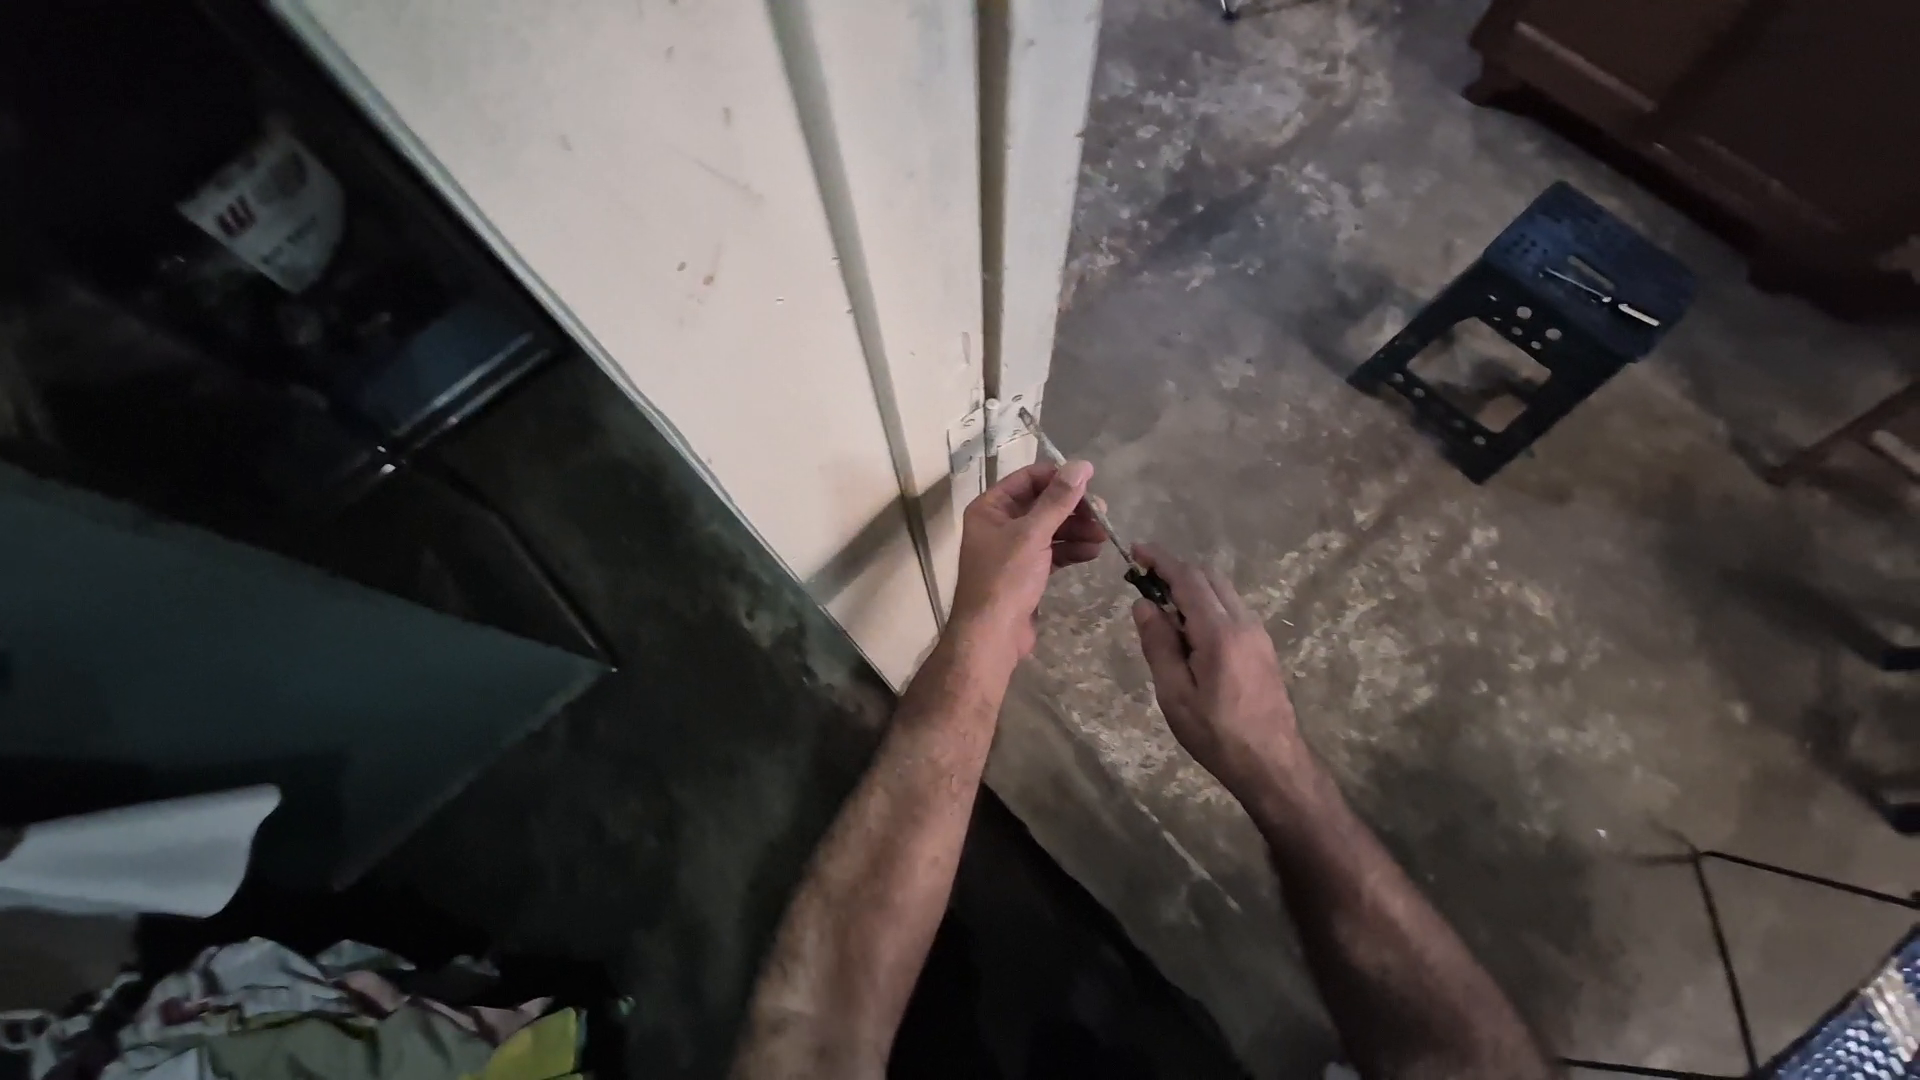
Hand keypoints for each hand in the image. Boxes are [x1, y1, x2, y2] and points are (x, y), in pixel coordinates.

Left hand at [949, 461, 1103, 657]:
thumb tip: (1082, 465)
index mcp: (990, 508)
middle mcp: (999, 524)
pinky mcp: (1026, 572)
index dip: (1058, 477)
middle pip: (1042, 505)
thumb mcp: (1032, 534)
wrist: (992, 635)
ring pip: (1050, 529)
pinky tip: (1092, 552)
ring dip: (1077, 530)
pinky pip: (1052, 552)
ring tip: (1102, 536)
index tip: (1090, 480)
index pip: (1028, 479)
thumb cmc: (1005, 579)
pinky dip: (1071, 550)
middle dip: (1073, 508)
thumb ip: (1058, 500)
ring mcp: (1013, 550)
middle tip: (1102, 514)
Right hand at [1129, 543, 1306, 800]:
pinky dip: (1205, 603)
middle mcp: (1243, 622)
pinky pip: (1230, 608)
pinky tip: (1188, 630)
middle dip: (1175, 570)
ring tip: (1161, 608)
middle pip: (1208, 577)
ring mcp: (1258, 633)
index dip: (1161, 560)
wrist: (1273, 764)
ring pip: (1222, 591)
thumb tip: (1144, 605)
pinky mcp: (1262, 646)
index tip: (1135, 550)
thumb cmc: (1217, 734)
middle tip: (1142, 581)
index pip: (1189, 578)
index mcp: (1219, 632)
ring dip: (1191, 586)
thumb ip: (1159, 645)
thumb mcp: (1174, 694)